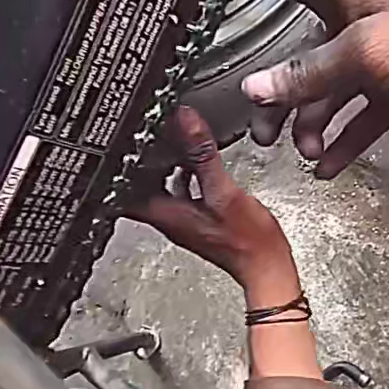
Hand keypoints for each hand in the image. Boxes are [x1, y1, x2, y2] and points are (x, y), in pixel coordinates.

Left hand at [127, 106, 297, 299]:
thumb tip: (187, 122)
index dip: (121, 161)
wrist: (267, 266)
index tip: (127, 138)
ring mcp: (185, 222)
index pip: (125, 187)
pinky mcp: (200, 223)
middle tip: (152, 135)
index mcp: (166, 214)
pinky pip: (184, 195)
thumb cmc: (248, 242)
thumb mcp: (223, 191)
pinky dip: (187, 178)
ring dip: (167, 167)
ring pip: (163, 189)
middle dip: (145, 159)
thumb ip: (203, 155)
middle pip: (142, 185)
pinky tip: (200, 167)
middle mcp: (171, 220)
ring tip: (176, 144)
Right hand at [233, 0, 388, 176]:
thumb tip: (257, 89)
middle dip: (281, 97)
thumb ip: (309, 73)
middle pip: (303, 58)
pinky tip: (329, 166)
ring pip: (329, 96)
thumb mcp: (365, 55)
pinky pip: (359, 121)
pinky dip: (344, 142)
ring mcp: (380, 65)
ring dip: (313, 127)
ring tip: (307, 153)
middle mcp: (361, 27)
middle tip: (263, 134)